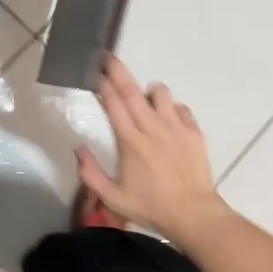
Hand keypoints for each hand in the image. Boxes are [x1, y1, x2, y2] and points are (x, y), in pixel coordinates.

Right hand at [77, 56, 235, 243]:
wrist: (194, 214)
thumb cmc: (151, 207)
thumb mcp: (113, 197)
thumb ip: (90, 173)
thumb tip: (79, 148)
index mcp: (130, 141)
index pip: (113, 103)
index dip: (103, 85)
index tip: (95, 72)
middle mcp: (152, 127)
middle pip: (132, 90)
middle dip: (118, 71)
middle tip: (109, 58)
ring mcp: (176, 127)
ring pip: (160, 93)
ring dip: (149, 90)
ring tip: (145, 99)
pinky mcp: (194, 131)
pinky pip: (181, 108)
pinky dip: (172, 108)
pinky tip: (168, 119)